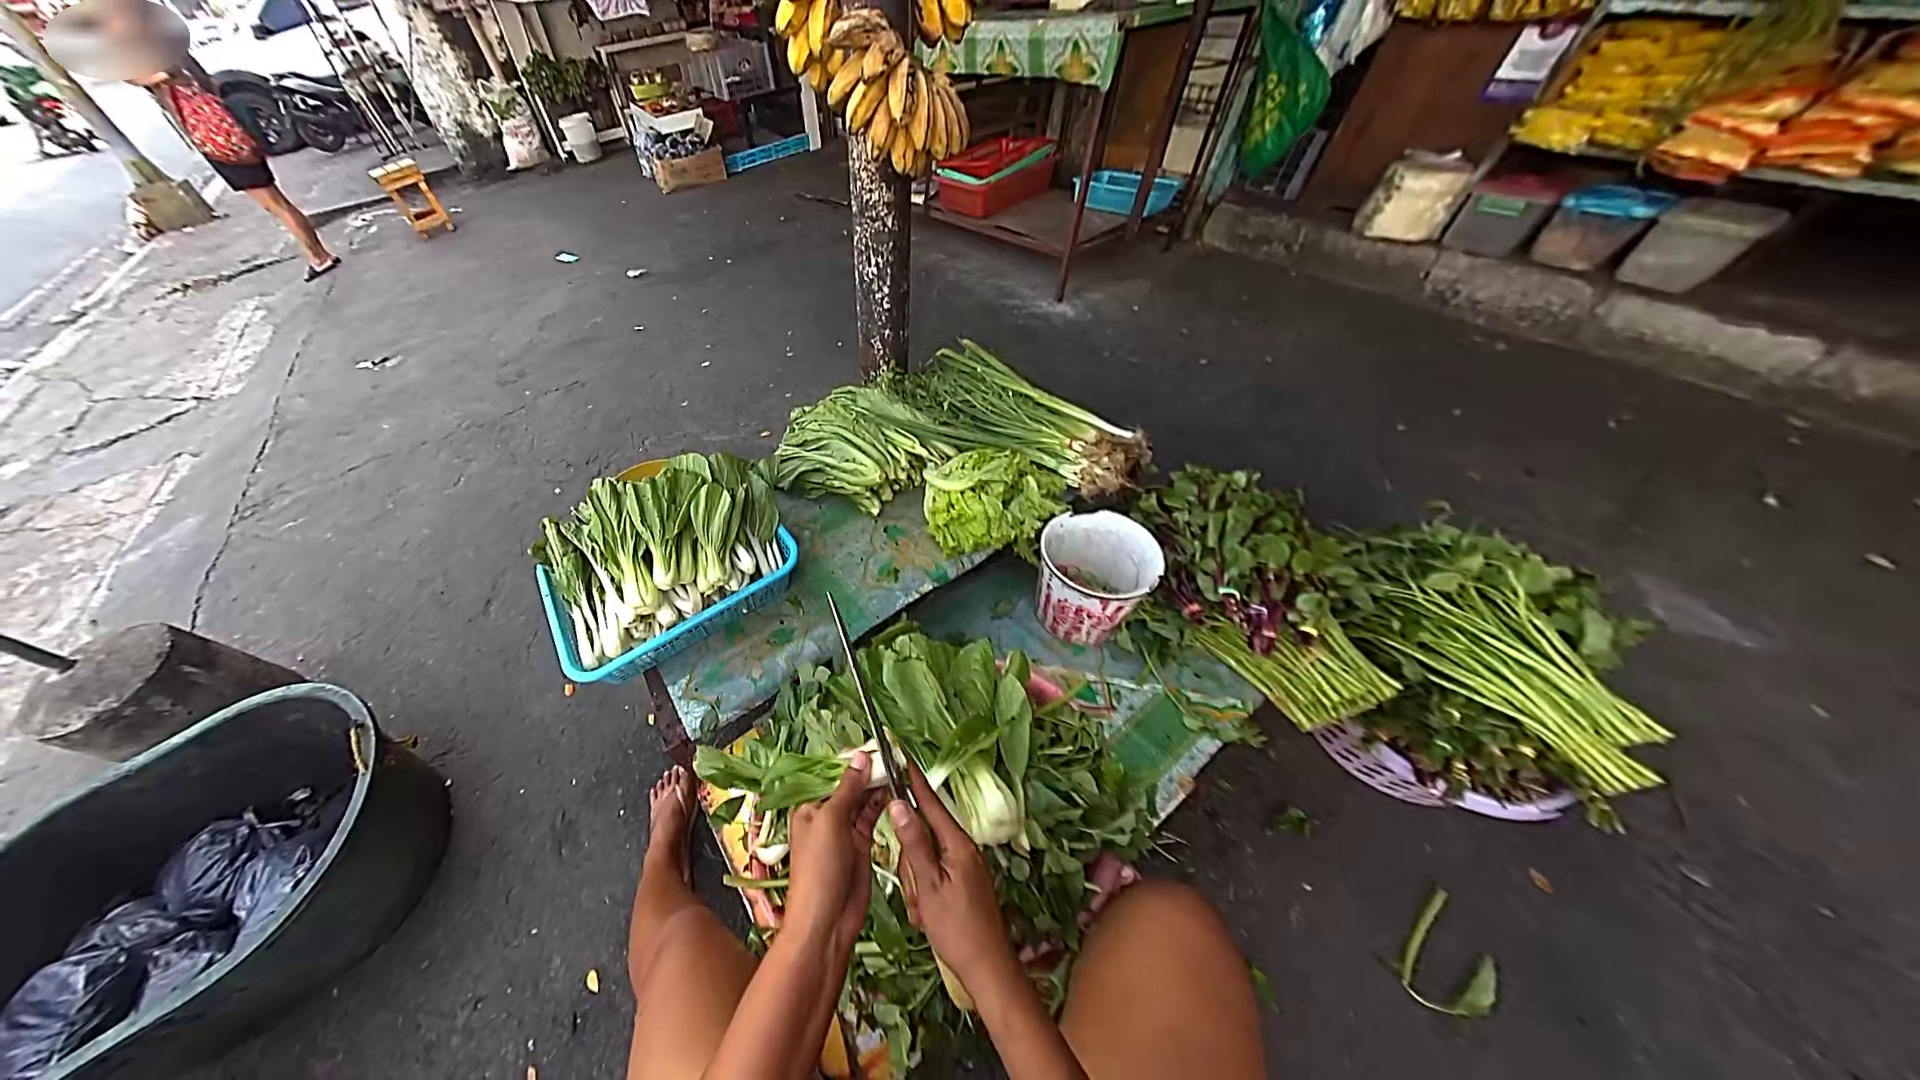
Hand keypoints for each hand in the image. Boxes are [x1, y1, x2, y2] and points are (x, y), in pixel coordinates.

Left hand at [785, 751, 884, 947]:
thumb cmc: (818, 871)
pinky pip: (872, 816)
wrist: (827, 921)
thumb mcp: (831, 821)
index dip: (853, 761)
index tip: (874, 744)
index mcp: (809, 807)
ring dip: (878, 785)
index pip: (832, 775)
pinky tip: (895, 790)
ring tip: (897, 768)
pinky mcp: (861, 843)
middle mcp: (826, 816)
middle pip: (850, 785)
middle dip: (868, 771)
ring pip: (863, 799)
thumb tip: (861, 757)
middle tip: (892, 753)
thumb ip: (848, 788)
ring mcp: (844, 830)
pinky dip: (883, 803)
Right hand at [889, 760, 1016, 994]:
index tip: (902, 759)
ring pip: (925, 859)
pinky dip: (925, 893)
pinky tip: (928, 915)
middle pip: (923, 836)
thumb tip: (900, 804)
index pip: (931, 803)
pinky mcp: (963, 881)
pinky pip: (934, 875)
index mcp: (957, 843)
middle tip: (916, 892)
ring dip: (917, 883)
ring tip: (924, 910)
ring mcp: (964, 865)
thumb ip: (913, 843)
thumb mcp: (928, 885)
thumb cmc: (956, 928)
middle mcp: (963, 848)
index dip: (915, 782)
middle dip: (911, 862)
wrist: (986, 967)